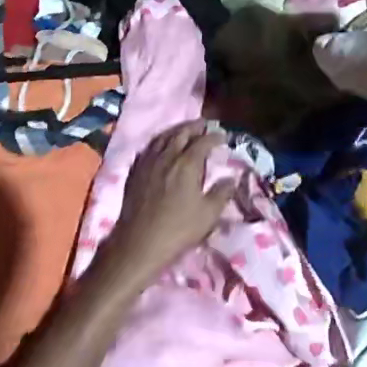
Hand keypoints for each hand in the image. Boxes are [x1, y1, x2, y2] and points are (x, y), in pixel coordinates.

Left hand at [99, 122, 234, 279]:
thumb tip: (231, 178)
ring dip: (176, 130)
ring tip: (185, 130)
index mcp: (187, 163)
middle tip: (205, 124)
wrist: (140, 241)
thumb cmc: (178, 229)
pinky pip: (149, 147)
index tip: (222, 135)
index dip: (214, 136)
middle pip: (181, 132)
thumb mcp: (208, 214)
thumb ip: (222, 193)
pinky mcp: (135, 170)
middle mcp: (166, 156)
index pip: (203, 142)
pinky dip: (159, 141)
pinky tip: (162, 146)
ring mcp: (148, 161)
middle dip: (195, 126)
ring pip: (163, 137)